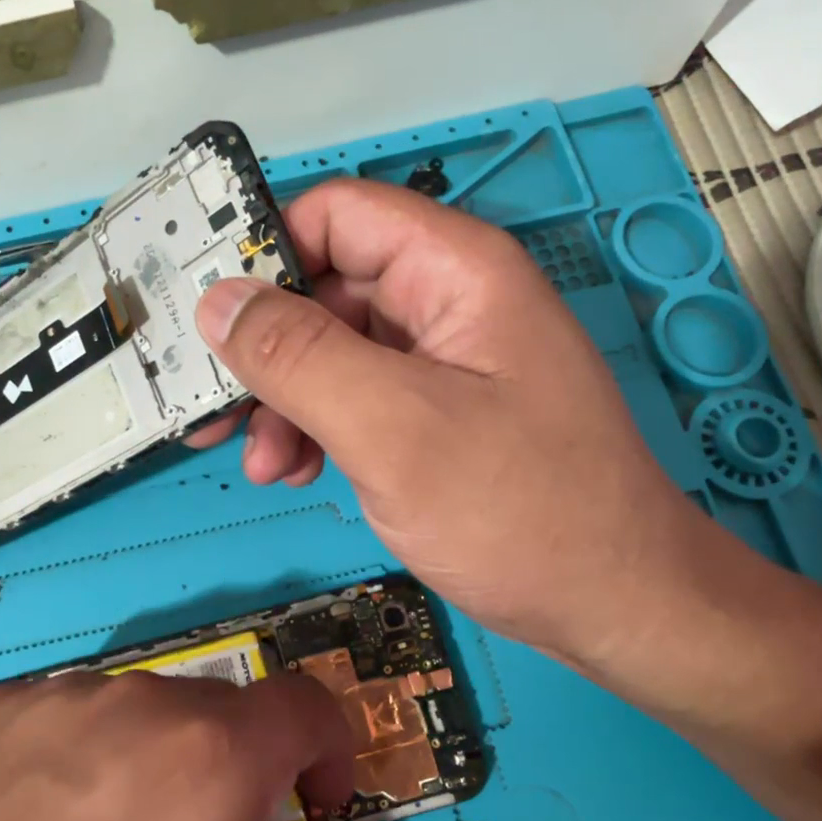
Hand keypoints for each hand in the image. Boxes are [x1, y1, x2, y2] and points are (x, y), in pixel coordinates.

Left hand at [0, 670, 357, 820]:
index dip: (327, 753)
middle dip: (240, 770)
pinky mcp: (3, 710)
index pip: (306, 705)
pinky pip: (81, 714)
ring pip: (150, 711)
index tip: (308, 807)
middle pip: (226, 712)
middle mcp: (142, 701)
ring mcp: (64, 697)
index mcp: (214, 756)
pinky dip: (93, 753)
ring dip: (162, 759)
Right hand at [188, 179, 727, 663]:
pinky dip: (317, 429)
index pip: (334, 215)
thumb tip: (217, 301)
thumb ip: (297, 356)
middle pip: (325, 289)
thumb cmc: (519, 511)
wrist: (616, 605)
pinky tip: (298, 472)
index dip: (264, 252)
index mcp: (453, 271)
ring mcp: (445, 361)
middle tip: (215, 411)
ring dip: (284, 401)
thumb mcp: (393, 427)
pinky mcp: (439, 414)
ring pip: (333, 351)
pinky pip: (358, 398)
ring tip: (263, 465)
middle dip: (265, 350)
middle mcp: (448, 302)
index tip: (204, 317)